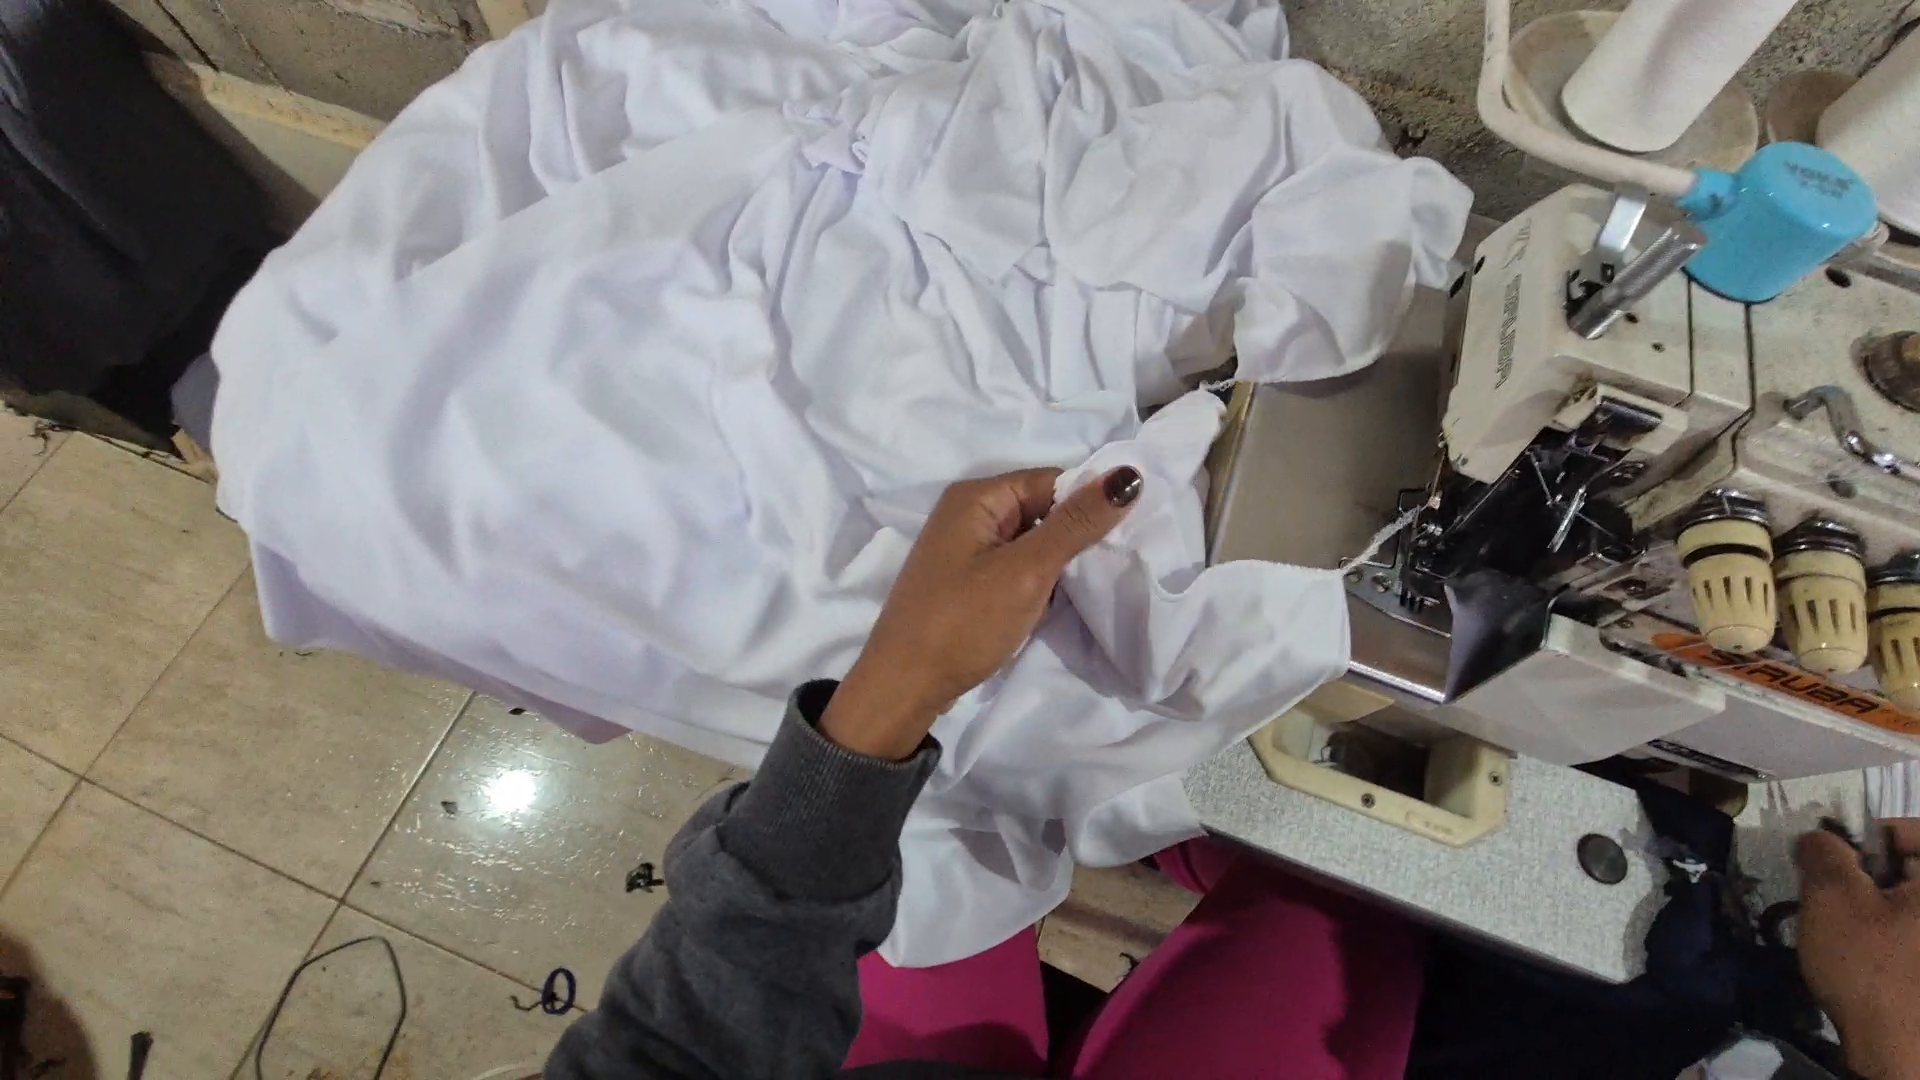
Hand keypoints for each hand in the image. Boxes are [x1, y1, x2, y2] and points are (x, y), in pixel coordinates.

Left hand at [820, 465, 1142, 759]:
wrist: (904, 686)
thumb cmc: (963, 622)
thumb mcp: (1026, 571)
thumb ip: (1075, 525)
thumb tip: (1128, 475)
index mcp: (975, 497)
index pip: (1050, 481)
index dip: (1089, 502)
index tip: (1128, 533)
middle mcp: (968, 514)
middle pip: (1041, 509)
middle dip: (1076, 534)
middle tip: (1117, 562)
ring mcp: (966, 550)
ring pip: (1031, 541)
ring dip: (1060, 561)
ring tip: (1095, 582)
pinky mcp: (968, 582)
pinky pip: (1015, 567)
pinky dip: (1039, 580)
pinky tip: (1059, 600)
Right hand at [1796, 821, 1919, 1079]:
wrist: (1911, 1056)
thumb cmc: (1874, 967)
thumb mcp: (1832, 898)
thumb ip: (1824, 853)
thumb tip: (1824, 839)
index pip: (1919, 833)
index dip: (1875, 834)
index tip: (1836, 854)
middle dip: (1877, 874)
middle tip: (1836, 893)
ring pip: (1917, 908)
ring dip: (1888, 907)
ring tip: (1852, 929)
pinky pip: (1919, 937)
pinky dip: (1904, 938)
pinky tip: (1879, 958)